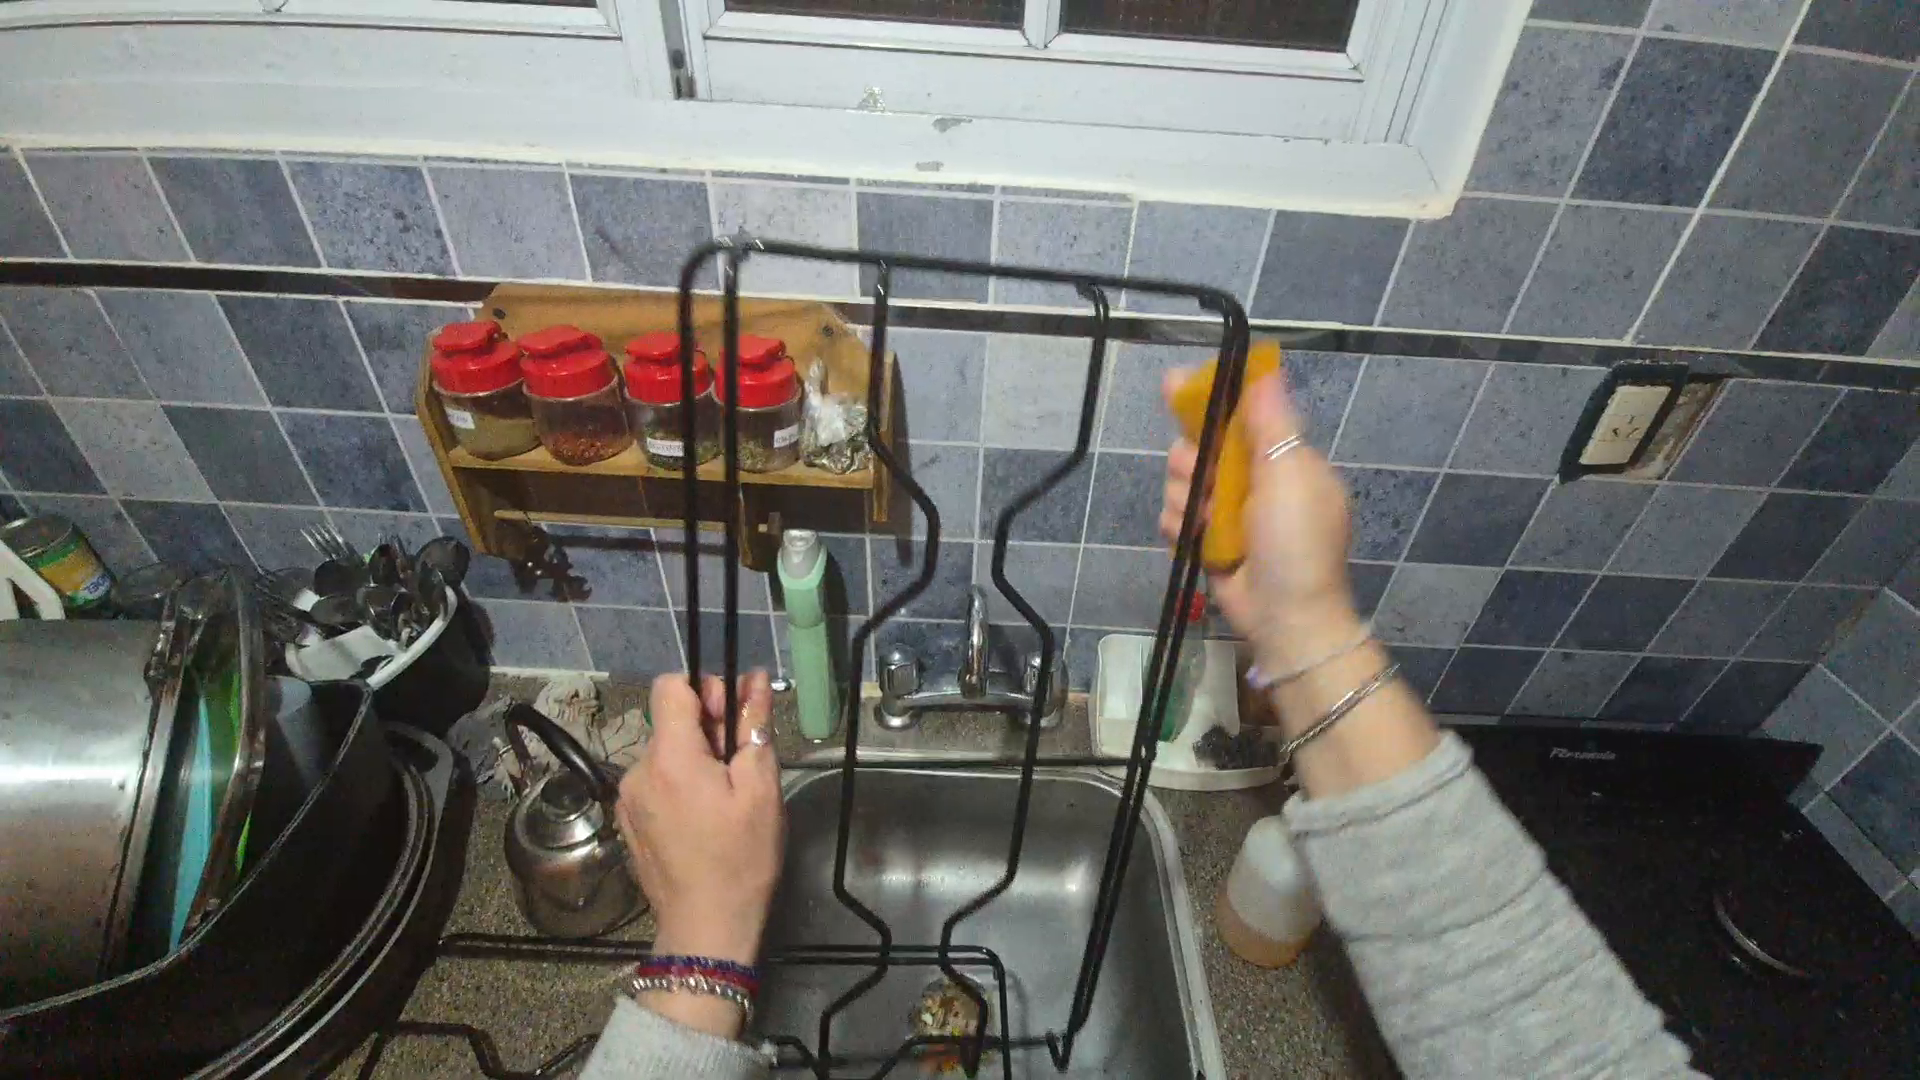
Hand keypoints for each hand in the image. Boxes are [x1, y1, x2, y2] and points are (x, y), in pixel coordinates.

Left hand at [617, 671, 783, 967]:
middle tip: (744, 758)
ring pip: (668, 749)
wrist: (706, 929)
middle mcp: (637, 771)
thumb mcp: (760, 786)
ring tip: (729, 791)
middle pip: (672, 719)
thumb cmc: (741, 856)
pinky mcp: (630, 820)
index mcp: (669, 757)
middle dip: (710, 725)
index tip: (734, 717)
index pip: (670, 685)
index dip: (706, 688)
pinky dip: (684, 779)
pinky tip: (707, 812)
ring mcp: (628, 799)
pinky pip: (658, 778)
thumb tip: (753, 679)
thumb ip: (753, 726)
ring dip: (699, 754)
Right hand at [1160, 371, 1364, 676]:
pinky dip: (1178, 525)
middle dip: (1190, 459)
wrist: (1284, 617)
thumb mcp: (1290, 477)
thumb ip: (1272, 425)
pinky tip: (1192, 536)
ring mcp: (1227, 512)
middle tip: (1194, 473)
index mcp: (1283, 460)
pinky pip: (1175, 516)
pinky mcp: (1206, 539)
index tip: (1173, 386)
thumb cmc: (1295, 543)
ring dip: (1184, 498)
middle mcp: (1253, 481)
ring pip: (1183, 482)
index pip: (1242, 415)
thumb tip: (1265, 372)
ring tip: (1202, 519)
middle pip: (1201, 447)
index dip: (1208, 399)